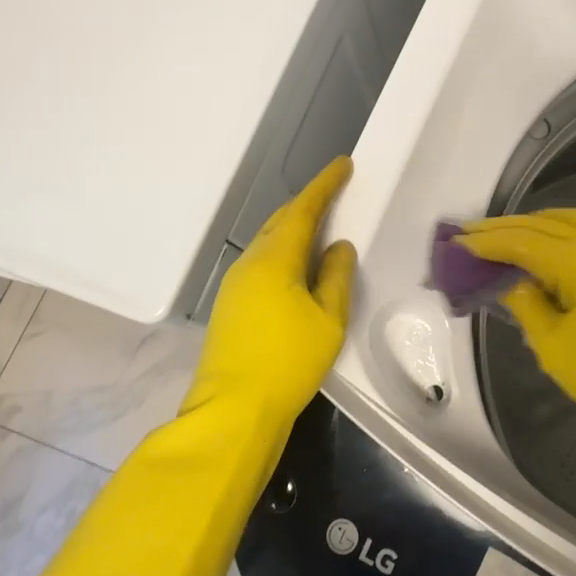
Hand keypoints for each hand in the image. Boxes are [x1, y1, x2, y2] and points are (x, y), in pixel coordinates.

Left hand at [193, 157, 356, 419]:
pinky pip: (262, 262)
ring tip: (322, 223)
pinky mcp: (232, 305)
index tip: (343, 164)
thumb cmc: (287, 363)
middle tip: (336, 192)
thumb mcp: (328, 320)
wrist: (233, 411)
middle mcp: (250, 263)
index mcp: (275, 260)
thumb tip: (338, 245)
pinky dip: (284, 251)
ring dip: (295, 227)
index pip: (303, 210)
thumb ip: (337, 277)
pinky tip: (300, 264)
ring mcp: (236, 285)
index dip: (325, 185)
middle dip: (309, 203)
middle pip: (281, 221)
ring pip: (269, 241)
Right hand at [457, 209, 575, 427]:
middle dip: (503, 229)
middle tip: (466, 234)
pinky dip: (554, 233)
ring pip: (566, 223)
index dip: (489, 242)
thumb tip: (505, 280)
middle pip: (544, 226)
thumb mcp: (554, 347)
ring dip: (530, 226)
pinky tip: (535, 246)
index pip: (526, 242)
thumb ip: (526, 306)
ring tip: (496, 236)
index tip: (456, 243)